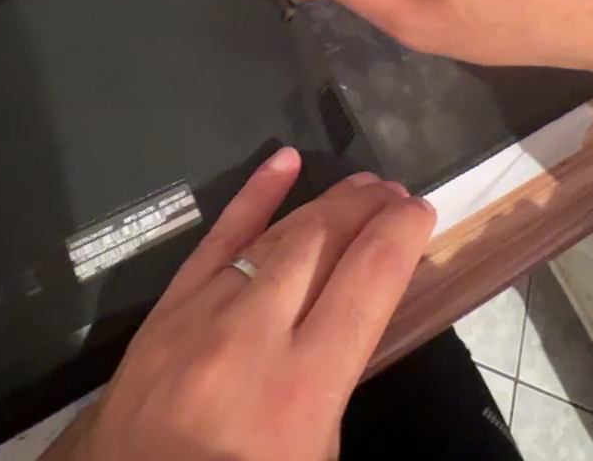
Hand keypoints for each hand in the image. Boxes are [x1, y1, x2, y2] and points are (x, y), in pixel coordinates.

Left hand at [54, 147, 435, 460]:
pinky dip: (255, 195)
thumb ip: (339, 380)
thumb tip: (358, 311)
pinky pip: (221, 235)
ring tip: (362, 187)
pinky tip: (285, 161)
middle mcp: (257, 334)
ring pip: (280, 234)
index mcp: (303, 386)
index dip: (400, 236)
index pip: (367, 281)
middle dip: (367, 209)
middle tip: (396, 193)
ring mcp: (208, 308)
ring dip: (328, 204)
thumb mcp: (316, 454)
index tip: (419, 214)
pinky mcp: (172, 300)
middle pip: (324, 243)